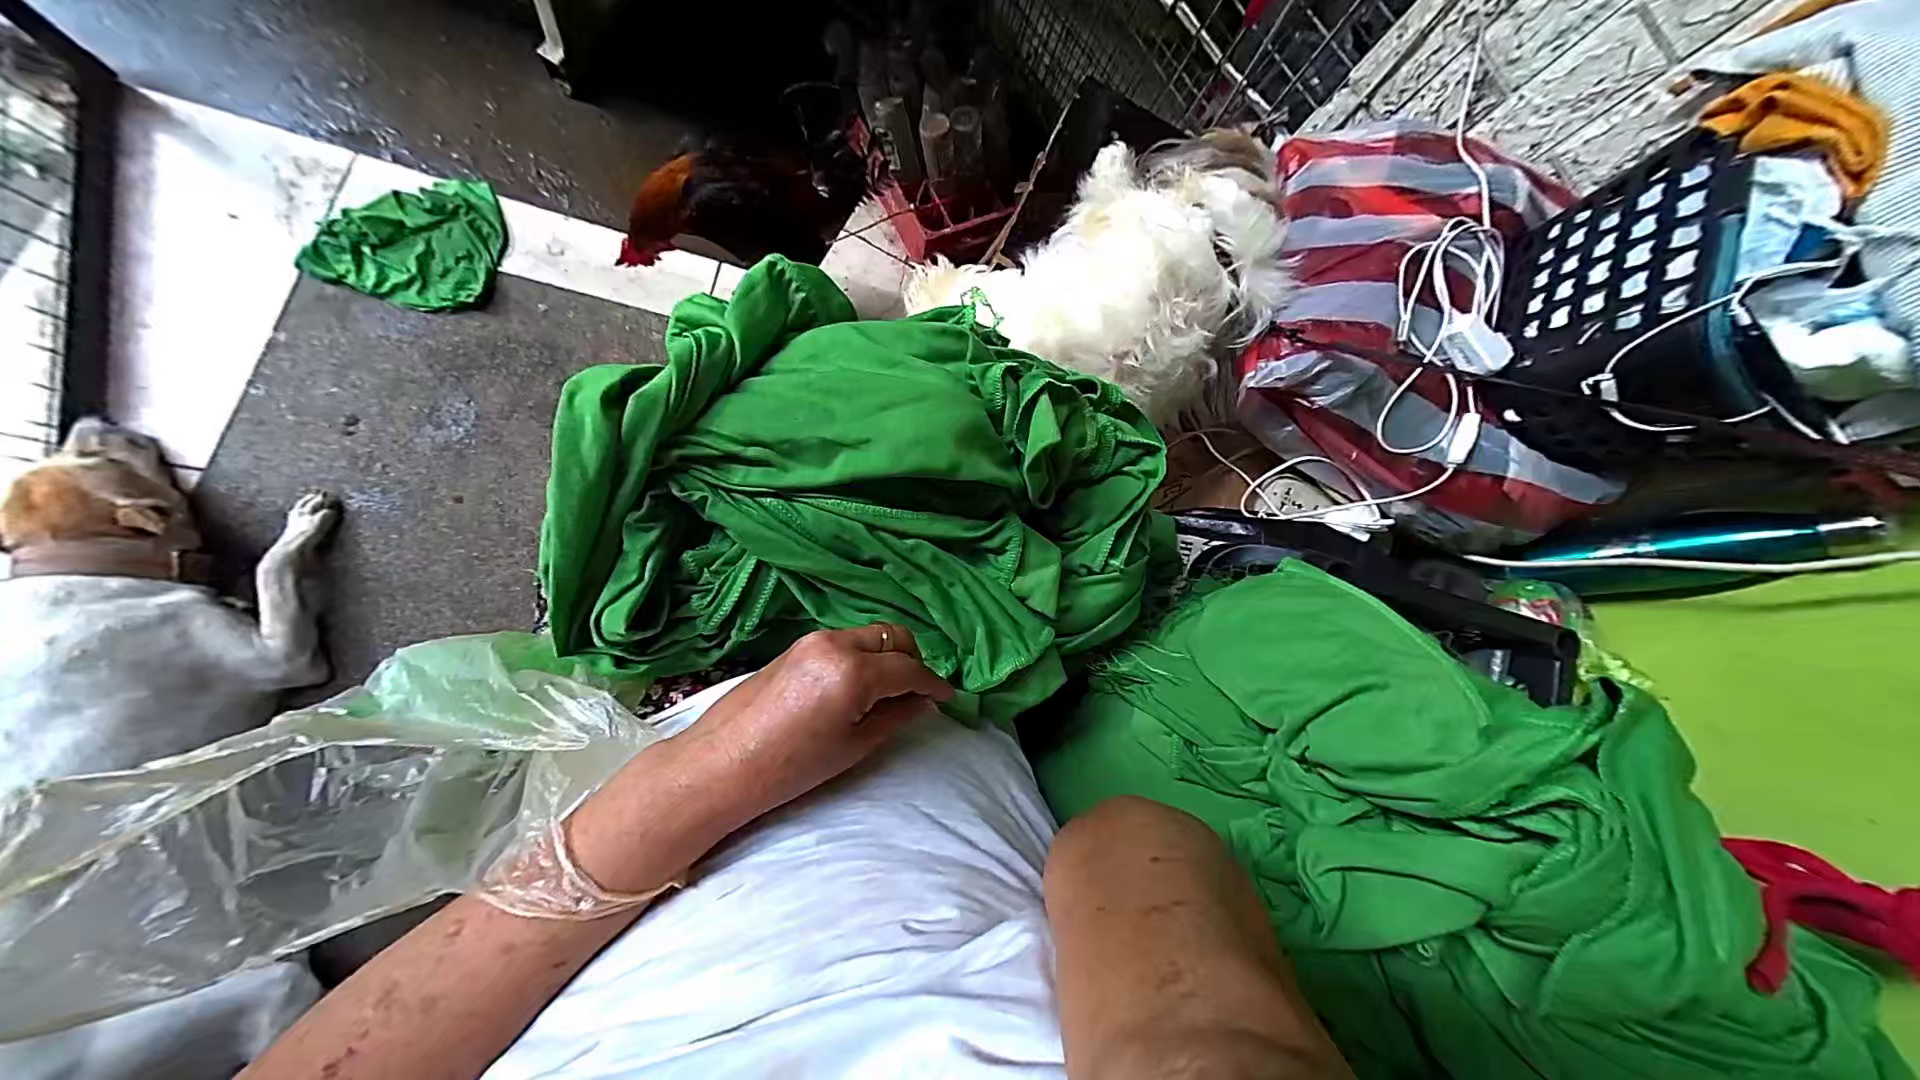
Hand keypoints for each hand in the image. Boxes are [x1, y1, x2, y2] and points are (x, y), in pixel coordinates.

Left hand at [676, 623, 953, 823]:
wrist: (722, 765)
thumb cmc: (791, 767)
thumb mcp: (854, 745)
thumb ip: (895, 716)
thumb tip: (922, 701)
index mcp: (853, 670)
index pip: (908, 668)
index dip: (933, 683)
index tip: (948, 697)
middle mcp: (836, 643)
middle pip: (892, 636)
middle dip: (913, 659)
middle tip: (918, 691)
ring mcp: (813, 639)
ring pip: (869, 635)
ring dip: (887, 655)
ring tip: (888, 690)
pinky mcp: (796, 645)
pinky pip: (845, 640)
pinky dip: (863, 655)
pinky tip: (858, 684)